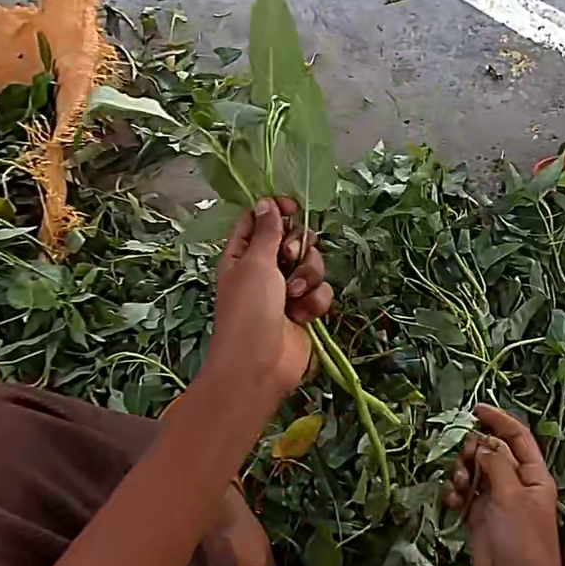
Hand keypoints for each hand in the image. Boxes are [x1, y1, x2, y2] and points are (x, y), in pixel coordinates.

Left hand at [206, 197, 332, 403]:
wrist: (260, 364)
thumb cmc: (249, 310)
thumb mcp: (255, 263)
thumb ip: (266, 231)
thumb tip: (266, 201)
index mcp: (242, 253)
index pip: (260, 219)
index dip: (277, 209)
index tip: (293, 207)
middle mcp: (265, 268)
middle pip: (293, 238)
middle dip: (298, 246)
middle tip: (288, 258)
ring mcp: (286, 289)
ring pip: (312, 264)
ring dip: (308, 277)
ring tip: (294, 295)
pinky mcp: (305, 309)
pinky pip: (321, 291)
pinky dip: (314, 302)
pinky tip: (302, 315)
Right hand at [443, 404, 563, 565]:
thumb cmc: (523, 544)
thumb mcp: (512, 498)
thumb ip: (496, 464)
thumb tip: (483, 443)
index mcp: (534, 477)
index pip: (517, 437)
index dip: (499, 420)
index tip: (475, 408)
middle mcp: (516, 484)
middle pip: (491, 451)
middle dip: (474, 449)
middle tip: (466, 460)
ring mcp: (496, 501)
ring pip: (474, 471)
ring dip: (462, 472)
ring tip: (459, 486)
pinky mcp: (479, 518)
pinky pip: (463, 494)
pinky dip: (455, 493)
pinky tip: (452, 501)